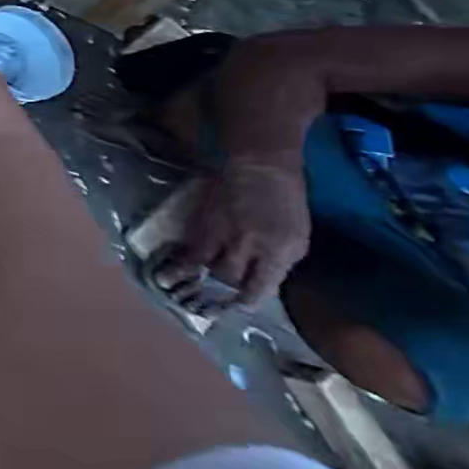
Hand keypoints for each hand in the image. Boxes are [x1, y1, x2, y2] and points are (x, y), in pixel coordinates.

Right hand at [154, 158, 309, 311]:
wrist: (260, 164)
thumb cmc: (287, 199)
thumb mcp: (297, 236)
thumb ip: (281, 260)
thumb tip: (263, 277)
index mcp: (279, 253)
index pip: (260, 289)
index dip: (248, 299)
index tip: (240, 304)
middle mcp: (250, 248)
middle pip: (232, 278)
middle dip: (226, 284)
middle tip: (220, 286)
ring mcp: (225, 234)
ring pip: (210, 267)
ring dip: (204, 274)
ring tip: (193, 282)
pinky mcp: (205, 221)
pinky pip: (193, 249)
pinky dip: (183, 263)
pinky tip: (171, 272)